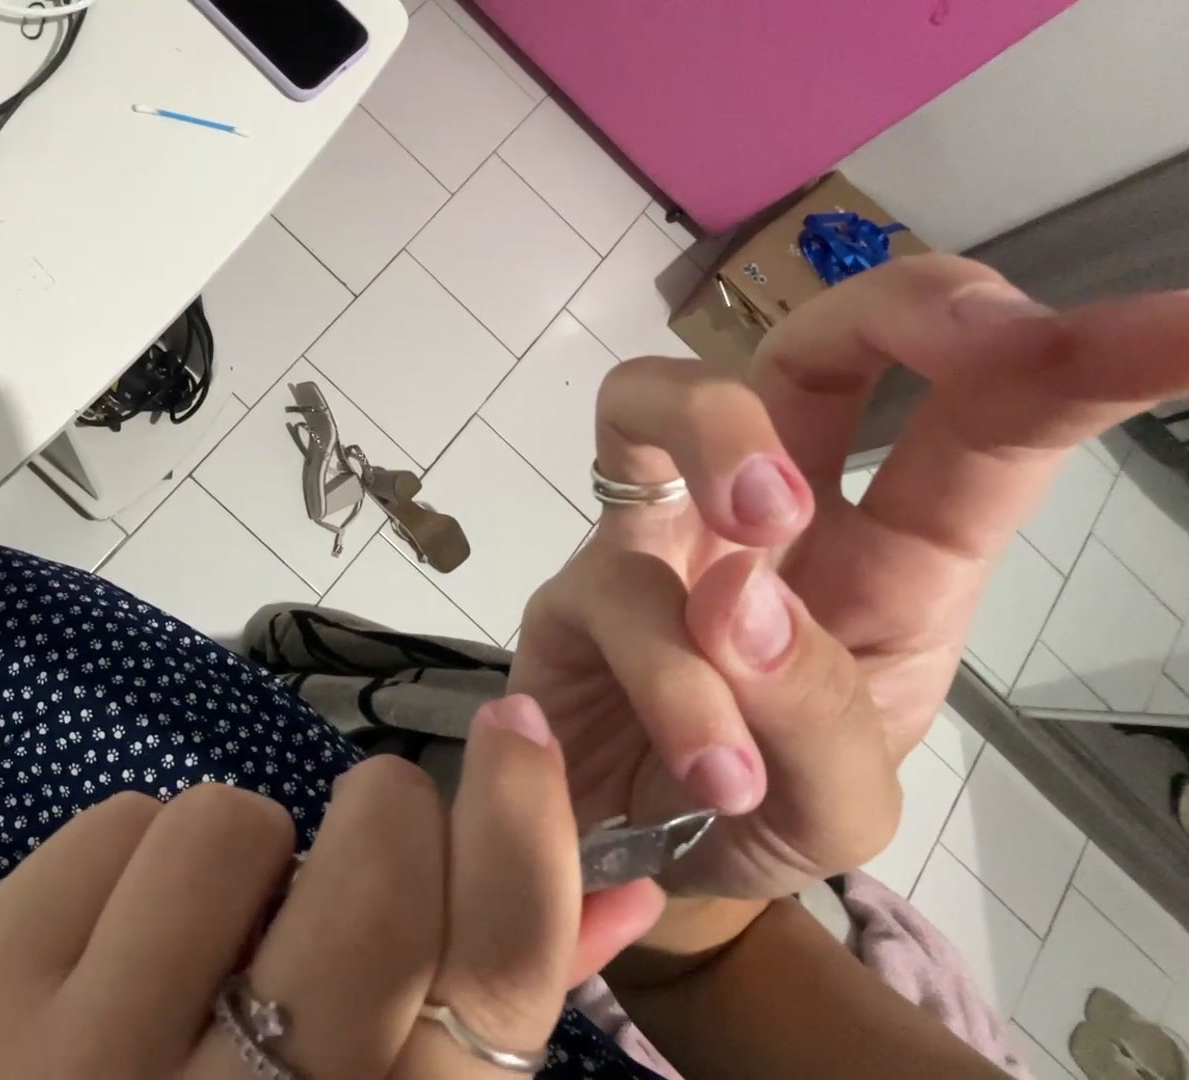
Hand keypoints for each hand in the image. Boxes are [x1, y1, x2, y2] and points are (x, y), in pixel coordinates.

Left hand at [0, 696, 661, 1079]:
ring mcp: (81, 1053)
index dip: (523, 830)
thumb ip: (491, 1008)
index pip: (489, 974)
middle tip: (366, 829)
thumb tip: (615, 883)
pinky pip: (113, 821)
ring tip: (210, 924)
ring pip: (226, 825)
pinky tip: (116, 935)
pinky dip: (137, 852)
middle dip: (386, 815)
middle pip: (369, 884)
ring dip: (244, 847)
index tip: (516, 729)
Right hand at [512, 255, 1188, 901]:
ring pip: (651, 400)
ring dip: (723, 431)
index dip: (1076, 360)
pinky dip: (673, 676)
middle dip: (902, 313)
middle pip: (807, 345)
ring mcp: (652, 543)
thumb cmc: (757, 817)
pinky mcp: (568, 590)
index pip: (977, 427)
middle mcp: (762, 520)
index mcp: (886, 558)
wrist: (631, 857)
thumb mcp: (841, 804)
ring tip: (761, 532)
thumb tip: (732, 600)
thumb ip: (818, 717)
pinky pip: (612, 588)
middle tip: (982, 343)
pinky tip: (713, 769)